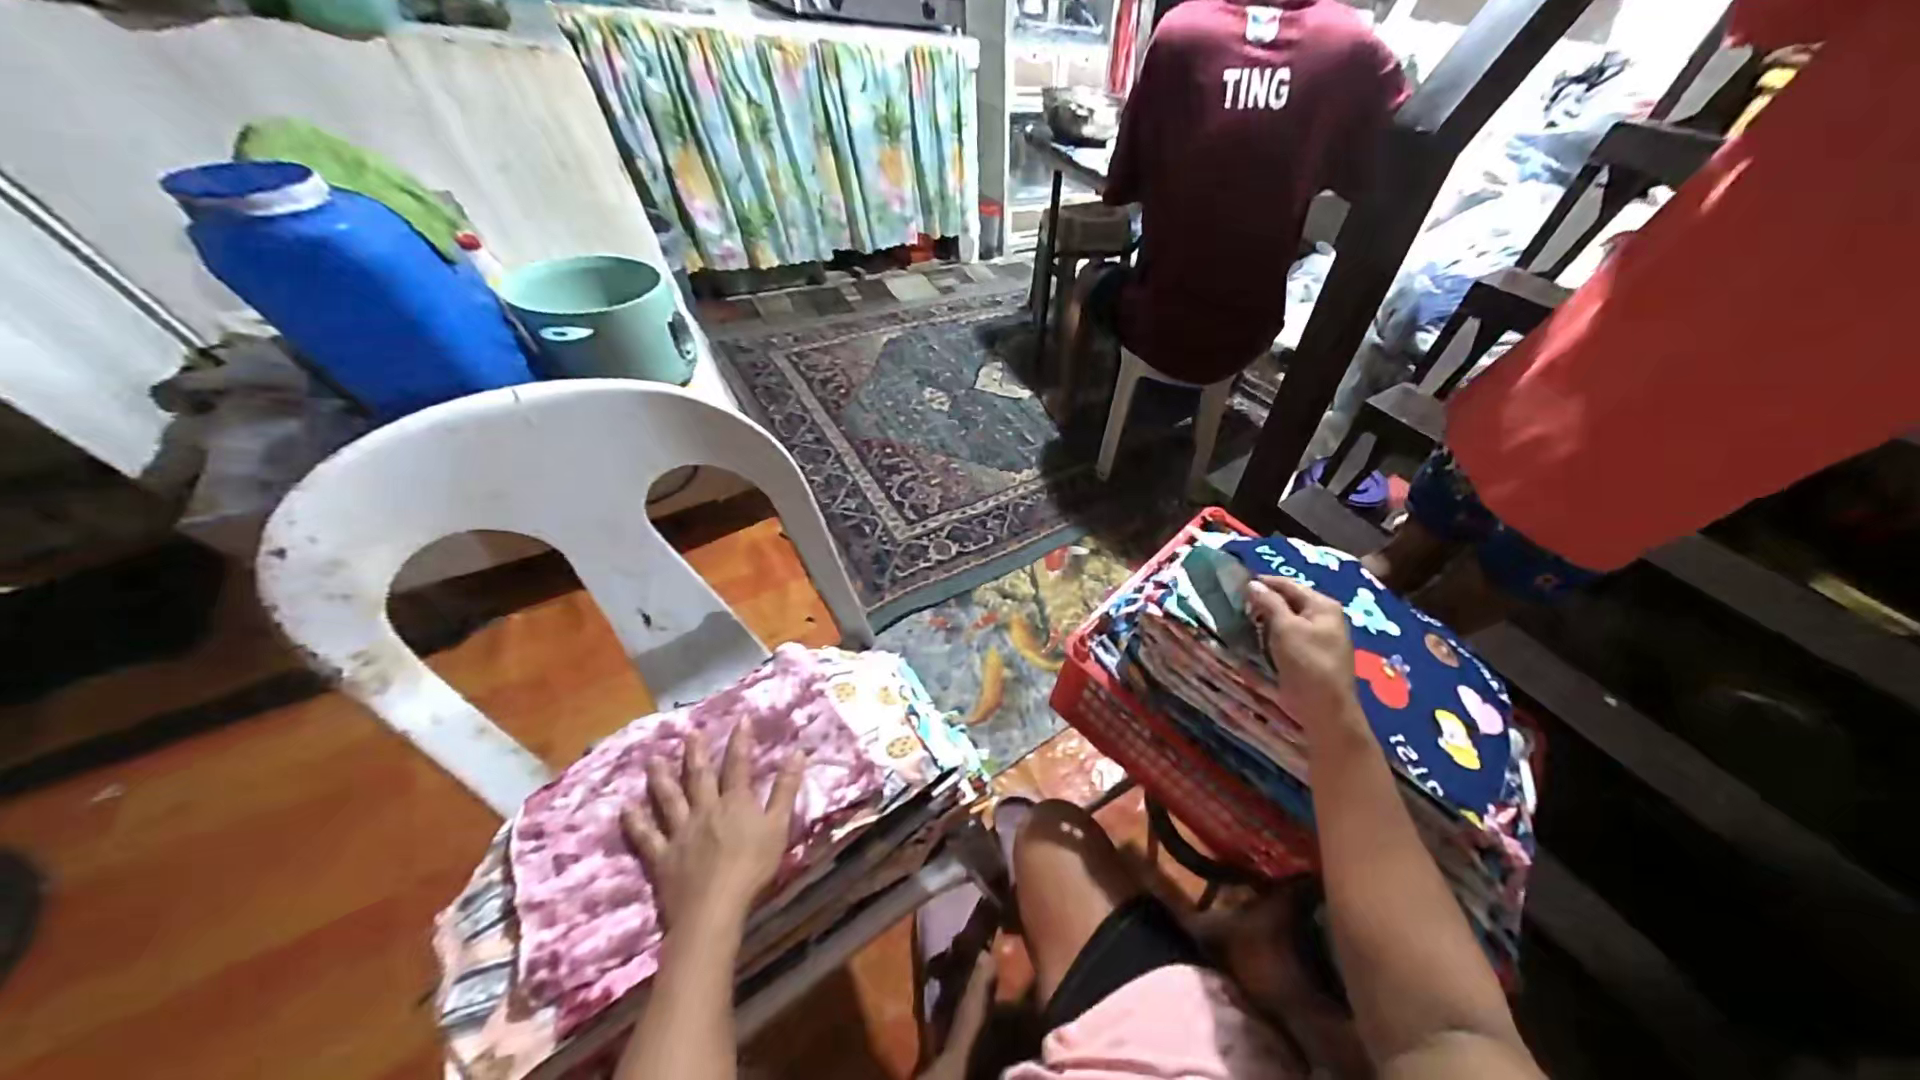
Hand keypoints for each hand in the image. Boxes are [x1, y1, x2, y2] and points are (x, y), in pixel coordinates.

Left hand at [622, 725, 803, 929]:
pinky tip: (625, 808)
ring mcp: (680, 831)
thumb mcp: (778, 827)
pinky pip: (645, 835)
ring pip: (668, 798)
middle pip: (700, 776)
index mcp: (734, 802)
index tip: (741, 718)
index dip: (740, 741)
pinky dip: (635, 821)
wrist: (715, 906)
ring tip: (653, 758)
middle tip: (690, 732)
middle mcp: (705, 809)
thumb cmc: (753, 867)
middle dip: (696, 752)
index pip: (738, 765)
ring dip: (661, 777)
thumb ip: (785, 790)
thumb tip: (797, 754)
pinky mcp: (661, 855)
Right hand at [1243, 576, 1366, 743]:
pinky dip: (1272, 635)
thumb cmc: (1307, 663)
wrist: (1326, 709)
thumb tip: (1252, 584)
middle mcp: (1324, 617)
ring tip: (1243, 623)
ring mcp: (1319, 637)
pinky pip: (1288, 636)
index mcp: (1322, 605)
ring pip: (1286, 620)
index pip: (1287, 584)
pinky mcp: (1310, 654)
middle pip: (1288, 601)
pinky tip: (1257, 640)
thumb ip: (1268, 602)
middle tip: (1237, 607)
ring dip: (1265, 620)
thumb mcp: (1285, 628)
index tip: (1235, 586)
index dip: (1262, 583)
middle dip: (1263, 603)